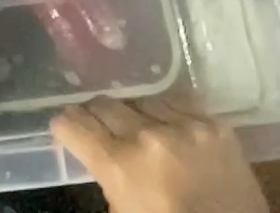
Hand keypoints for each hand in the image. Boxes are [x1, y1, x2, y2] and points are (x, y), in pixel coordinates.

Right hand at [53, 96, 268, 212]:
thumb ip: (107, 181)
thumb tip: (96, 153)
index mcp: (120, 167)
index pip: (75, 125)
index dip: (65, 126)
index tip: (64, 127)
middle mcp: (148, 136)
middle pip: (104, 104)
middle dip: (94, 116)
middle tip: (96, 125)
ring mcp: (185, 126)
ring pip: (140, 99)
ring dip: (133, 113)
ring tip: (137, 127)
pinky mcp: (215, 124)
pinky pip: (177, 102)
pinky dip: (167, 113)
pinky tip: (168, 126)